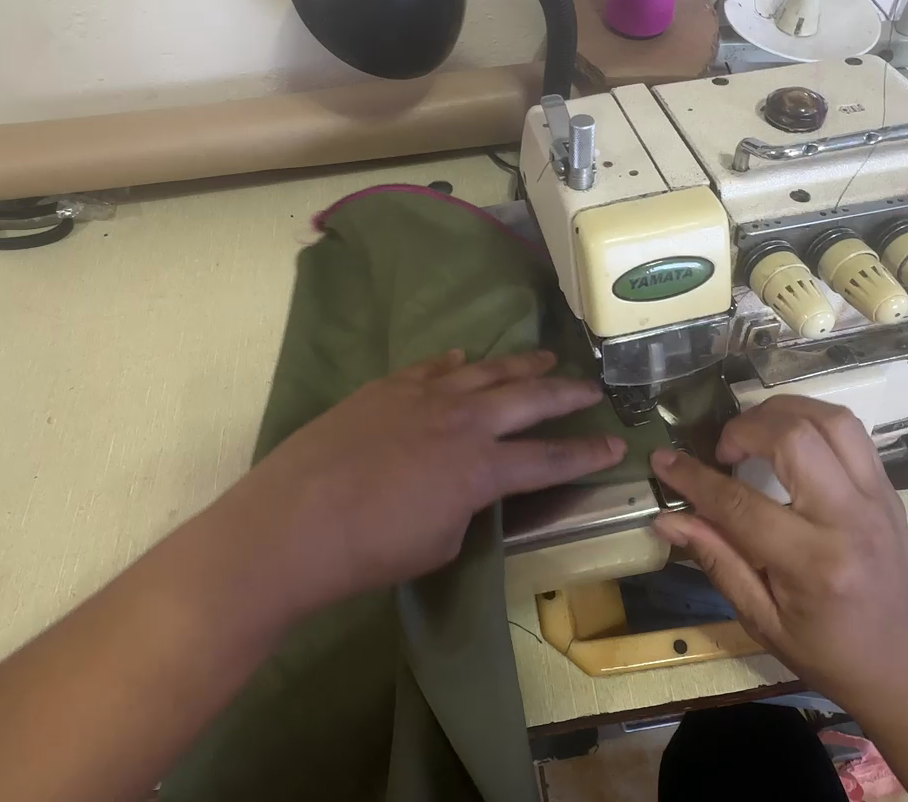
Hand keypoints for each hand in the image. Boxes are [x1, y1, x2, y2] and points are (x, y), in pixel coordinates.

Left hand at [212, 349, 624, 621]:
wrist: (292, 523)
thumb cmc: (370, 550)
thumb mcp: (439, 543)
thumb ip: (466, 507)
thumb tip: (468, 488)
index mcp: (481, 467)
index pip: (549, 459)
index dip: (586, 454)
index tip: (615, 444)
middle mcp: (461, 420)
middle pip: (527, 398)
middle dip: (566, 393)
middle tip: (592, 387)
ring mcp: (422, 396)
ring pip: (484, 370)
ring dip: (519, 365)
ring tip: (544, 358)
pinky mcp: (385, 388)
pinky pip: (432, 367)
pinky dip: (455, 362)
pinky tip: (466, 357)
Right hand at [650, 396, 907, 710]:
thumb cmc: (829, 653)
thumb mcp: (762, 620)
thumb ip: (716, 559)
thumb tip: (667, 518)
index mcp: (814, 564)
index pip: (741, 503)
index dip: (694, 477)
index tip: (664, 461)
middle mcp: (850, 520)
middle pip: (795, 437)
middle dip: (745, 428)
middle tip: (722, 450)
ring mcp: (877, 499)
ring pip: (831, 420)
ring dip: (782, 412)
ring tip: (754, 432)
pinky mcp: (888, 489)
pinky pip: (852, 432)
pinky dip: (812, 421)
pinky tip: (788, 438)